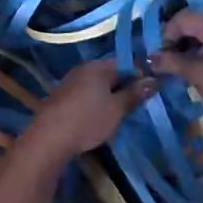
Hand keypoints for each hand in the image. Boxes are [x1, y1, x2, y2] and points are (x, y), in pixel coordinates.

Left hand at [16, 59, 154, 161]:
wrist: (49, 139)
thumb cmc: (87, 120)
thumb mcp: (117, 109)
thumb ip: (134, 93)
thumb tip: (153, 80)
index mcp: (98, 67)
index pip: (126, 63)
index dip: (140, 74)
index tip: (152, 89)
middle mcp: (83, 69)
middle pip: (111, 73)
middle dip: (125, 85)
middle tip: (139, 102)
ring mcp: (70, 82)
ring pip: (98, 84)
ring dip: (111, 94)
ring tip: (122, 111)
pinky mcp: (62, 97)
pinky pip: (86, 93)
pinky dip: (96, 101)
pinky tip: (101, 114)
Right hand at [150, 11, 202, 117]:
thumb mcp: (197, 74)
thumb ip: (172, 63)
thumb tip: (150, 58)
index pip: (181, 17)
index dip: (165, 34)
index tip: (158, 55)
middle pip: (193, 21)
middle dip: (176, 39)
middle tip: (166, 60)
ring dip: (189, 45)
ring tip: (180, 65)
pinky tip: (198, 66)